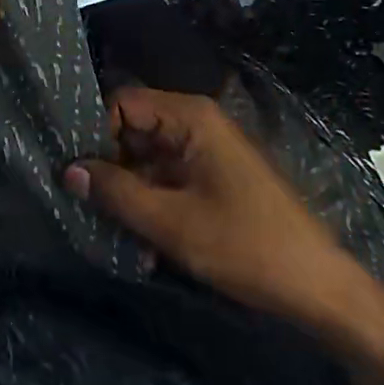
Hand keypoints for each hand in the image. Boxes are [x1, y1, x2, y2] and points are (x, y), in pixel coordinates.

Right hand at [63, 86, 367, 327]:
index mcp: (191, 117)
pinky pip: (169, 177)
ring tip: (106, 229)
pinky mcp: (214, 175)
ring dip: (129, 190)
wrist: (314, 282)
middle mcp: (198, 122)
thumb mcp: (171, 222)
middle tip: (82, 204)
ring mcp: (208, 149)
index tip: (72, 170)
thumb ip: (117, 193)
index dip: (95, 131)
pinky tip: (140, 243)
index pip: (124, 102)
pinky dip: (151, 202)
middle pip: (135, 128)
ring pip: (149, 157)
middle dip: (109, 165)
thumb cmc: (244, 244)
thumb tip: (68, 169)